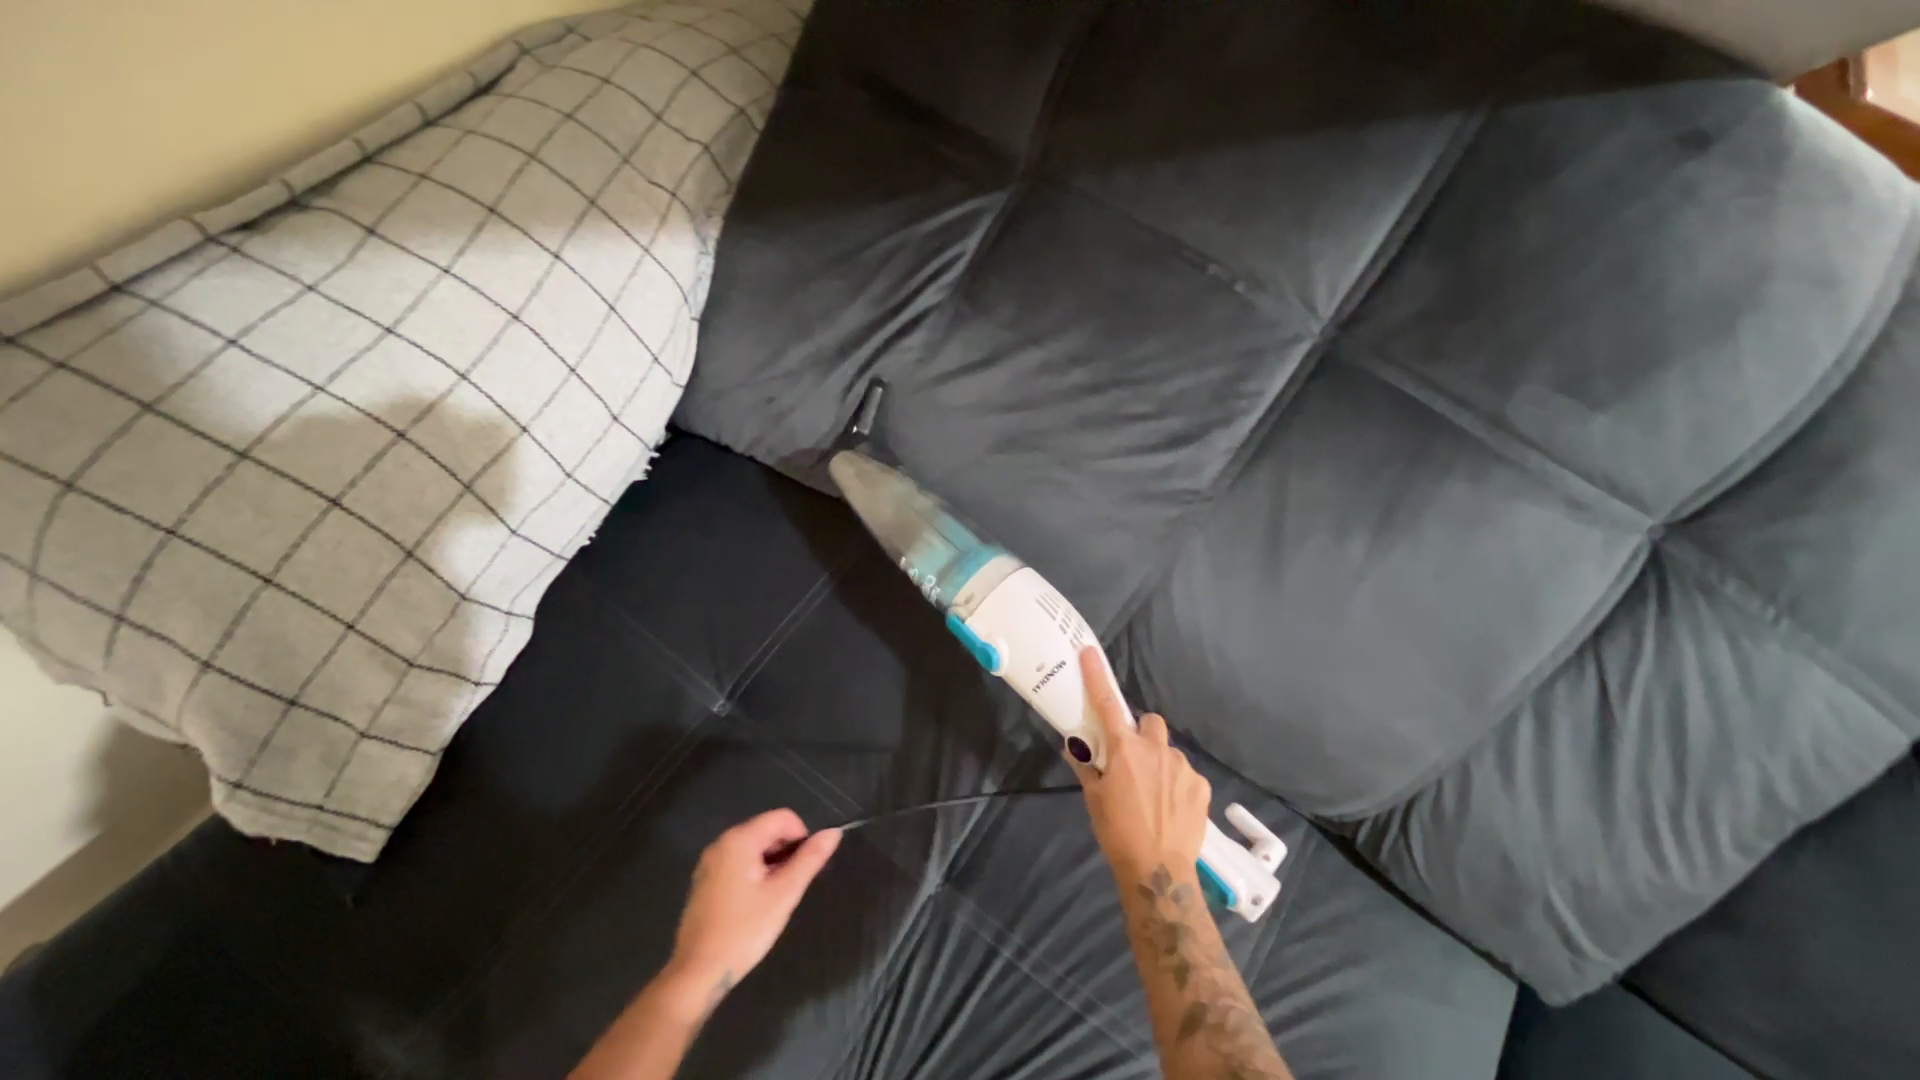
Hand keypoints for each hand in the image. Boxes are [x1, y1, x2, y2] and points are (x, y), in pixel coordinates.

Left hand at [669, 809, 840, 992]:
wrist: (698, 972)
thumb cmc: (744, 931)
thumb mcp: (784, 894)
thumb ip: (810, 860)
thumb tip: (834, 832)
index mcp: (739, 840)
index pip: (783, 817)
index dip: (802, 838)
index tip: (804, 870)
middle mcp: (721, 843)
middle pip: (767, 830)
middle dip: (785, 852)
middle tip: (789, 887)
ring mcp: (709, 862)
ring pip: (753, 848)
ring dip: (771, 865)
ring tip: (774, 898)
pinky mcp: (704, 880)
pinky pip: (738, 863)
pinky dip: (754, 874)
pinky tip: (755, 904)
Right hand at [1068, 647, 1210, 881]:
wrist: (1157, 869)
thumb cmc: (1116, 832)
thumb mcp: (1093, 798)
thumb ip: (1087, 767)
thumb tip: (1078, 748)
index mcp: (1125, 750)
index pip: (1107, 704)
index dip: (1097, 677)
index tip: (1090, 654)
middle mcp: (1156, 750)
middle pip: (1150, 723)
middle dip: (1140, 734)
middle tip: (1131, 759)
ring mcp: (1183, 767)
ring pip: (1168, 751)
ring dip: (1159, 762)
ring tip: (1151, 794)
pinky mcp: (1201, 786)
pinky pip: (1185, 774)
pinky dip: (1176, 783)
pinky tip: (1169, 808)